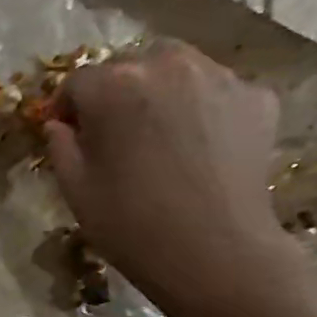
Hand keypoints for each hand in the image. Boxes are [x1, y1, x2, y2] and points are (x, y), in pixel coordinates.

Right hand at [45, 39, 288, 308]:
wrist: (214, 253)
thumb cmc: (130, 225)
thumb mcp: (76, 190)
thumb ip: (60, 146)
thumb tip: (59, 124)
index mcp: (113, 86)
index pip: (77, 82)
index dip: (67, 108)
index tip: (68, 133)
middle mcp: (166, 64)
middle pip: (130, 66)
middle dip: (116, 94)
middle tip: (117, 136)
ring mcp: (218, 76)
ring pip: (177, 70)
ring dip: (161, 93)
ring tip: (161, 136)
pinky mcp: (257, 97)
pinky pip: (217, 91)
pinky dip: (204, 109)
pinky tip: (200, 147)